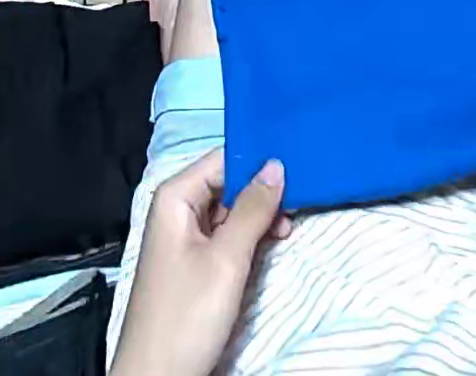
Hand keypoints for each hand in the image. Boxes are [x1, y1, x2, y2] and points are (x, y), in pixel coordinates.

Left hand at [110, 153, 289, 375]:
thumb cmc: (186, 317)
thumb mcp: (227, 259)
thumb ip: (254, 208)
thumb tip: (277, 164)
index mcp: (177, 197)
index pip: (225, 158)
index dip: (258, 159)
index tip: (296, 165)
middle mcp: (179, 208)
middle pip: (229, 180)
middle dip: (263, 189)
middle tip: (299, 198)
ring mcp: (186, 236)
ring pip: (233, 206)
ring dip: (261, 213)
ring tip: (289, 226)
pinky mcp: (196, 260)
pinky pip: (228, 231)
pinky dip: (252, 233)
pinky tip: (275, 239)